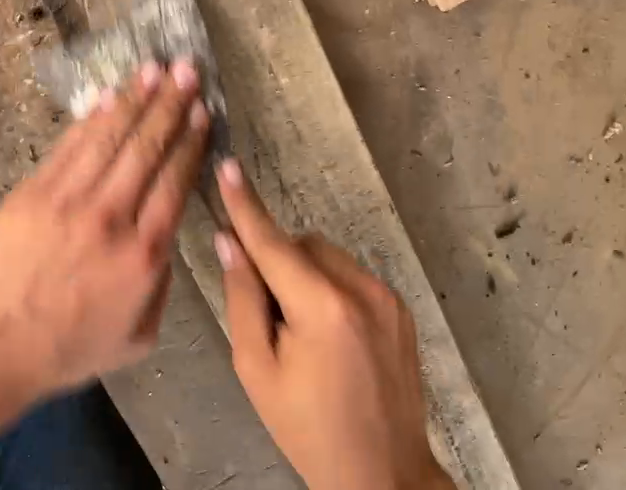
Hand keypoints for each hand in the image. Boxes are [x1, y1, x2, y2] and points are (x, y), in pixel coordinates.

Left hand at [0, 60, 210, 406]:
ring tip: (155, 68)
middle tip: (187, 71)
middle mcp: (111, 218)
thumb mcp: (137, 337)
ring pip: (110, 137)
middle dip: (170, 105)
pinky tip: (109, 96)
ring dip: (135, 98)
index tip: (203, 112)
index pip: (175, 183)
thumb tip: (166, 237)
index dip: (191, 142)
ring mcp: (69, 199)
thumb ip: (161, 285)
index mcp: (142, 256)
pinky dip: (91, 118)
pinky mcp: (34, 191)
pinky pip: (70, 145)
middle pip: (147, 148)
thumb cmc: (67, 348)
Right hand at [214, 158, 451, 489]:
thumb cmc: (309, 428)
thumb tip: (228, 241)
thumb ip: (241, 297)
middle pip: (300, 245)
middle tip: (267, 311)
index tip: (227, 166)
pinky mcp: (398, 306)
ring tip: (300, 328)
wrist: (384, 476)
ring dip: (303, 273)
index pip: (271, 242)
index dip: (245, 204)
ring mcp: (386, 296)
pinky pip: (349, 274)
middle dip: (276, 262)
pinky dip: (328, 287)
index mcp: (322, 308)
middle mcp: (361, 290)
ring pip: (325, 255)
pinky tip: (327, 333)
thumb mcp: (256, 370)